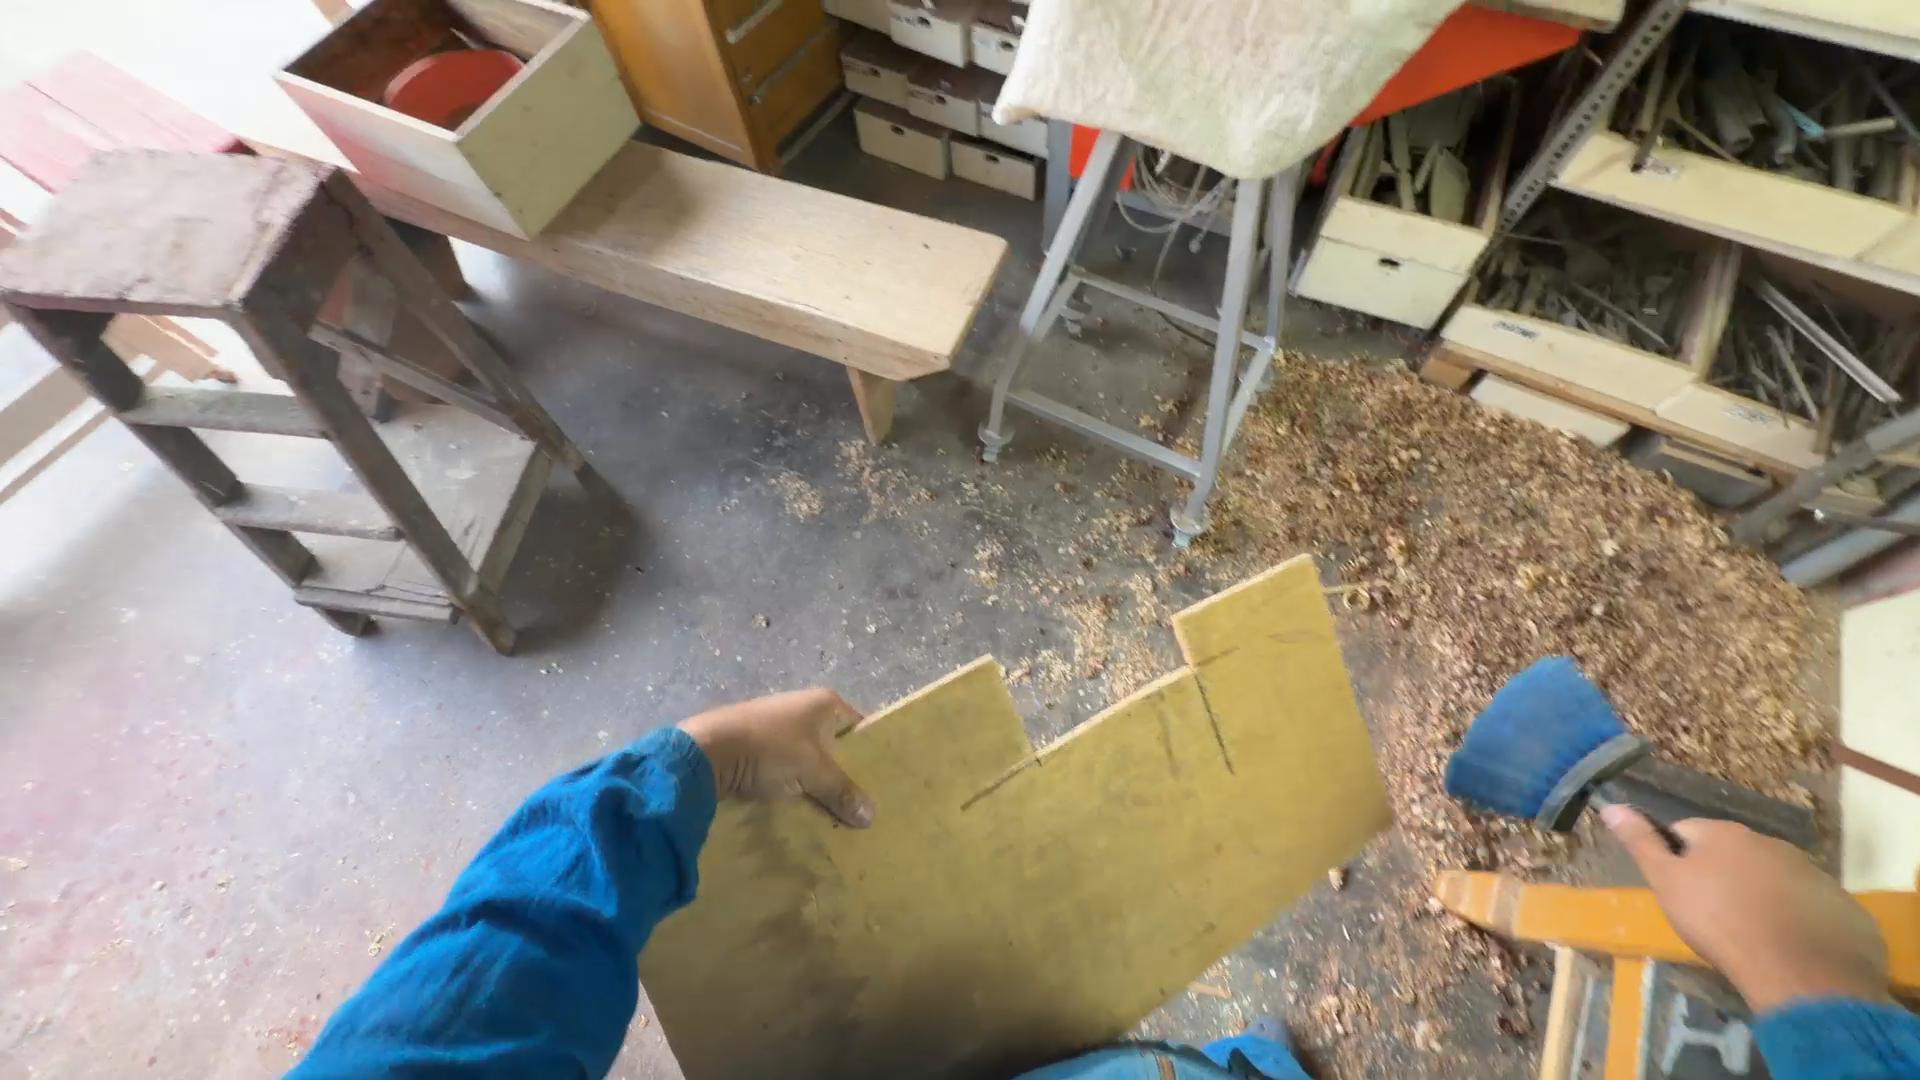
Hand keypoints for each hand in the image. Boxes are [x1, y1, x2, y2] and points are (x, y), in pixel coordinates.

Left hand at [678, 688, 873, 827]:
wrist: (708, 751)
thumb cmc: (771, 749)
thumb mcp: (813, 771)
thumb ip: (842, 791)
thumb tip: (871, 816)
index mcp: (825, 703)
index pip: (859, 729)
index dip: (871, 756)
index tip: (882, 785)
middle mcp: (804, 708)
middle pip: (835, 746)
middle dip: (844, 774)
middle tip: (859, 805)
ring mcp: (778, 726)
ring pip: (810, 759)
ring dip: (817, 783)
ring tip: (833, 813)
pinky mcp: (757, 745)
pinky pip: (787, 767)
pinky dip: (794, 785)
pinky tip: (800, 807)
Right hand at [1602, 805, 1889, 1011]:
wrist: (1802, 976)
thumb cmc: (1718, 920)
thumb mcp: (1664, 880)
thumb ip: (1639, 841)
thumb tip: (1611, 806)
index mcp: (1724, 833)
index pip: (1686, 832)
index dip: (1677, 860)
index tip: (1680, 890)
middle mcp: (1772, 844)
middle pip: (1733, 854)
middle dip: (1721, 875)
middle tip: (1712, 912)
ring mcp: (1816, 877)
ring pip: (1774, 879)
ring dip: (1760, 895)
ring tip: (1752, 931)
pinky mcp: (1848, 911)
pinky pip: (1811, 907)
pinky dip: (1797, 918)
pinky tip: (1787, 943)